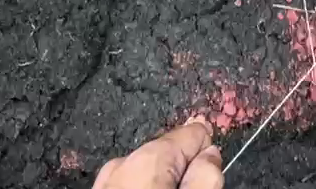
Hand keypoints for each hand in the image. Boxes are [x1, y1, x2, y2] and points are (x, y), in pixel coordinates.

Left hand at [93, 119, 224, 188]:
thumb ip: (207, 175)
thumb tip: (211, 153)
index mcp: (149, 154)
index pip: (197, 132)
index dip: (205, 157)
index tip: (201, 179)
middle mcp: (124, 159)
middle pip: (172, 153)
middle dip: (181, 170)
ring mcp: (105, 179)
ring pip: (149, 170)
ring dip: (160, 181)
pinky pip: (129, 182)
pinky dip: (140, 186)